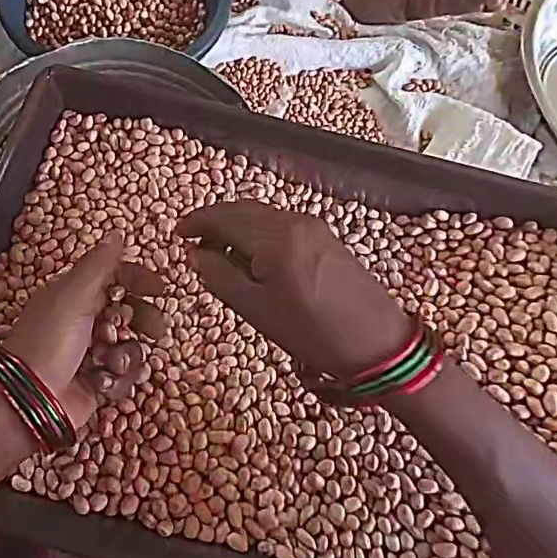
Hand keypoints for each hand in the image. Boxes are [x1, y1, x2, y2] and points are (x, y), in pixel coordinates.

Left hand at [5, 234, 165, 429]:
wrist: (31, 401)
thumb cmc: (49, 342)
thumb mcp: (72, 297)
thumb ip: (98, 265)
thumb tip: (117, 233)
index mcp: (74, 295)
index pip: (114, 278)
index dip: (138, 280)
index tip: (161, 289)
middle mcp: (84, 321)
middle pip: (130, 312)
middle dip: (143, 322)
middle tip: (154, 332)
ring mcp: (92, 353)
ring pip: (132, 347)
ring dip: (126, 356)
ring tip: (110, 364)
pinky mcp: (98, 383)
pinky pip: (126, 376)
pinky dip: (118, 380)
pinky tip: (104, 384)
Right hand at [178, 201, 412, 377]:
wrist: (379, 346)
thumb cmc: (310, 331)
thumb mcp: (254, 309)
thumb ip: (218, 275)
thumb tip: (195, 253)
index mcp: (274, 236)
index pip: (223, 217)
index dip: (196, 223)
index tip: (177, 235)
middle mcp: (294, 222)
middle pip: (242, 211)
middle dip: (213, 222)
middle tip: (192, 243)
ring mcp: (314, 228)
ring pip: (261, 217)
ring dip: (235, 228)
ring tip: (217, 254)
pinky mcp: (326, 239)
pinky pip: (279, 226)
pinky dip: (257, 234)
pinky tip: (250, 257)